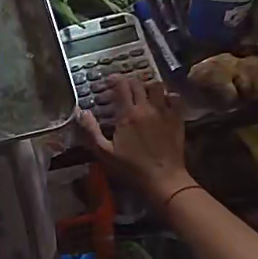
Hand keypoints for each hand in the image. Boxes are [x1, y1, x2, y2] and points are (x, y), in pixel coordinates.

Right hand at [77, 75, 197, 207]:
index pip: (121, 86)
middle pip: (137, 84)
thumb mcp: (105, 153)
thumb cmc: (131, 168)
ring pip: (157, 87)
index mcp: (127, 114)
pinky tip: (163, 101)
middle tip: (122, 89)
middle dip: (128, 82)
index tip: (108, 82)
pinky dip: (168, 95)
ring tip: (143, 93)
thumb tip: (81, 111)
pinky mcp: (177, 119)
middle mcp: (146, 108)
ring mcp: (164, 112)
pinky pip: (174, 98)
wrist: (163, 178)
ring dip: (148, 86)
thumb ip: (91, 130)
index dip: (114, 80)